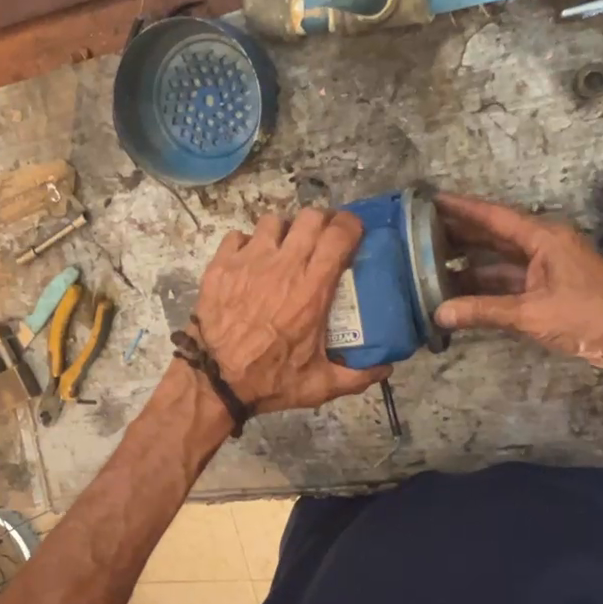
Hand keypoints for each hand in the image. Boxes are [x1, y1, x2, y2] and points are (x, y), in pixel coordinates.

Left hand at [191, 208, 390, 413]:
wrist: (215, 381)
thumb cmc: (269, 380)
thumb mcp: (320, 385)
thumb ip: (358, 376)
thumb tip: (387, 367)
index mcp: (311, 289)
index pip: (338, 235)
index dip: (350, 226)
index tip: (354, 233)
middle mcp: (283, 266)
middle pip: (310, 218)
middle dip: (321, 223)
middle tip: (321, 240)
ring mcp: (248, 261)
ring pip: (273, 221)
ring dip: (284, 232)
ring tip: (283, 250)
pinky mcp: (221, 265)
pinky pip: (238, 236)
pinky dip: (247, 244)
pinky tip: (250, 262)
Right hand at [432, 192, 602, 372]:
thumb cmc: (588, 316)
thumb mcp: (531, 314)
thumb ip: (484, 311)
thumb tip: (440, 314)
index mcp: (544, 238)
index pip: (495, 217)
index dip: (463, 208)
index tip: (433, 200)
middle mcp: (544, 246)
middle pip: (495, 236)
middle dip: (461, 234)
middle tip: (422, 232)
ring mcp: (548, 269)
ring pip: (501, 261)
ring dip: (471, 264)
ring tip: (432, 264)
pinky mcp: (549, 290)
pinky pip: (510, 281)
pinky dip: (486, 287)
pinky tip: (461, 293)